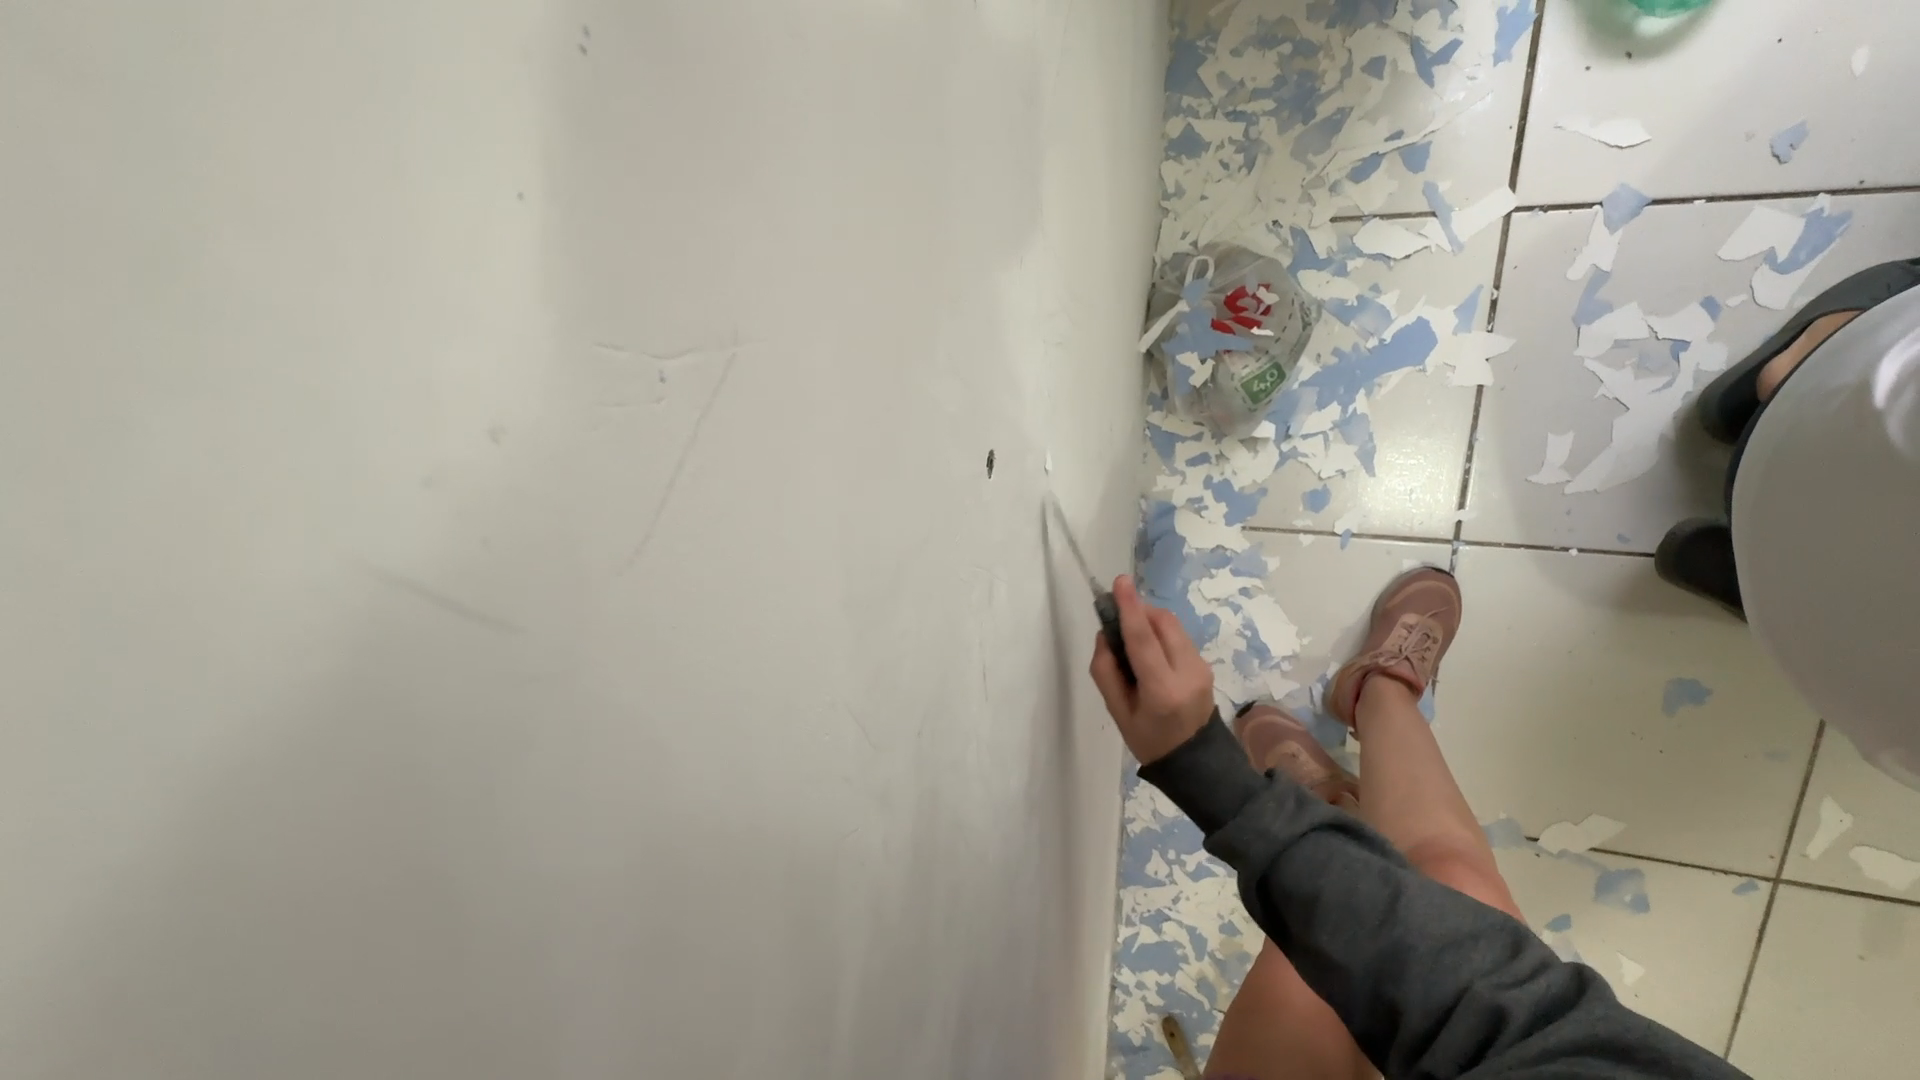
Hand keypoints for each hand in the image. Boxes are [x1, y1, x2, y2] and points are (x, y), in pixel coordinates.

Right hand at [1088, 575, 1216, 764]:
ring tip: (1131, 638)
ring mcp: (1201, 667)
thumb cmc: (1148, 739)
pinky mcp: (1205, 664)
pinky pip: (1179, 636)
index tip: (1120, 583)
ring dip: (1149, 621)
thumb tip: (1106, 634)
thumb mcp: (1117, 712)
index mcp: (1162, 690)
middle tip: (1117, 615)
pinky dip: (1160, 633)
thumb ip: (1106, 670)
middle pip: (1162, 623)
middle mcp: (1187, 673)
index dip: (1130, 608)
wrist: (1195, 760)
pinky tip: (1150, 650)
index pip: (1144, 640)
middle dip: (1139, 610)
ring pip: (1173, 626)